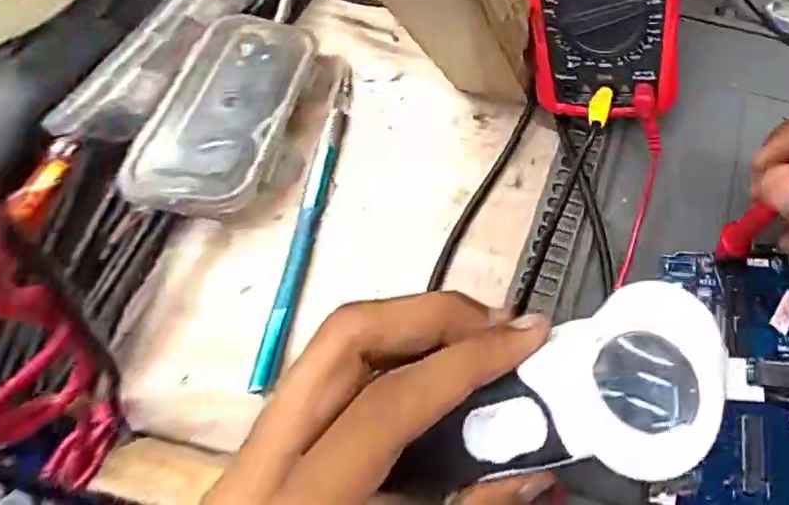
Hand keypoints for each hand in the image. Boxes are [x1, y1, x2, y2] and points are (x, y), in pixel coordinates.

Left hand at [207, 293, 558, 504]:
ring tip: (480, 338)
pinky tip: (436, 373)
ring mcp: (248, 461)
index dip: (469, 360)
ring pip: (337, 345)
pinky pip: (337, 379)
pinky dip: (397, 356)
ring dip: (418, 326)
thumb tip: (539, 464)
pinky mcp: (261, 460)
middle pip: (346, 336)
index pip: (386, 404)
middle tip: (500, 326)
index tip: (533, 335)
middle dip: (434, 315)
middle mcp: (253, 473)